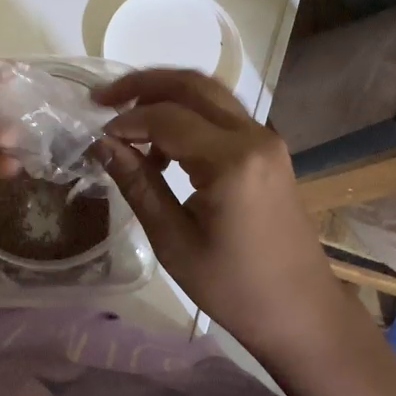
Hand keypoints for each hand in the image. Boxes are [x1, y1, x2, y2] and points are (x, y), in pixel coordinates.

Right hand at [93, 69, 332, 344]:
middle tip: (102, 100)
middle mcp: (254, 137)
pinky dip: (188, 114)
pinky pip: (222, 115)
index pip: (166, 118)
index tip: (96, 138)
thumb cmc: (234, 287)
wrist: (300, 311)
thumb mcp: (173, 241)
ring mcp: (266, 141)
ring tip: (127, 118)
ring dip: (166, 95)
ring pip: (209, 93)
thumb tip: (102, 144)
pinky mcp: (269, 152)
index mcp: (231, 161)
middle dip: (143, 85)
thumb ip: (138, 184)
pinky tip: (163, 145)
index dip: (125, 122)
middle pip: (192, 85)